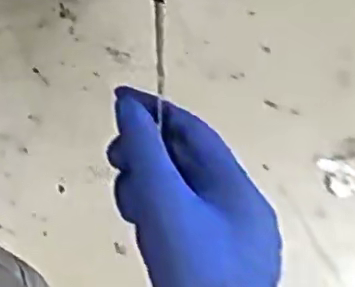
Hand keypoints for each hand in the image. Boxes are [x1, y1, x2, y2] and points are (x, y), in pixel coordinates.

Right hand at [108, 87, 280, 286]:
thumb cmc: (191, 256)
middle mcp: (240, 206)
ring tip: (130, 203)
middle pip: (181, 155)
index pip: (194, 129)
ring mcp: (230, 232)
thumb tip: (127, 102)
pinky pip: (177, 208)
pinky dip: (152, 204)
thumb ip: (142, 142)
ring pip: (174, 182)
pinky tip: (141, 222)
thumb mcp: (160, 192)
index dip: (153, 107)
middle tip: (115, 161)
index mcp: (238, 189)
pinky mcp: (215, 250)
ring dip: (142, 181)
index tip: (115, 97)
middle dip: (141, 151)